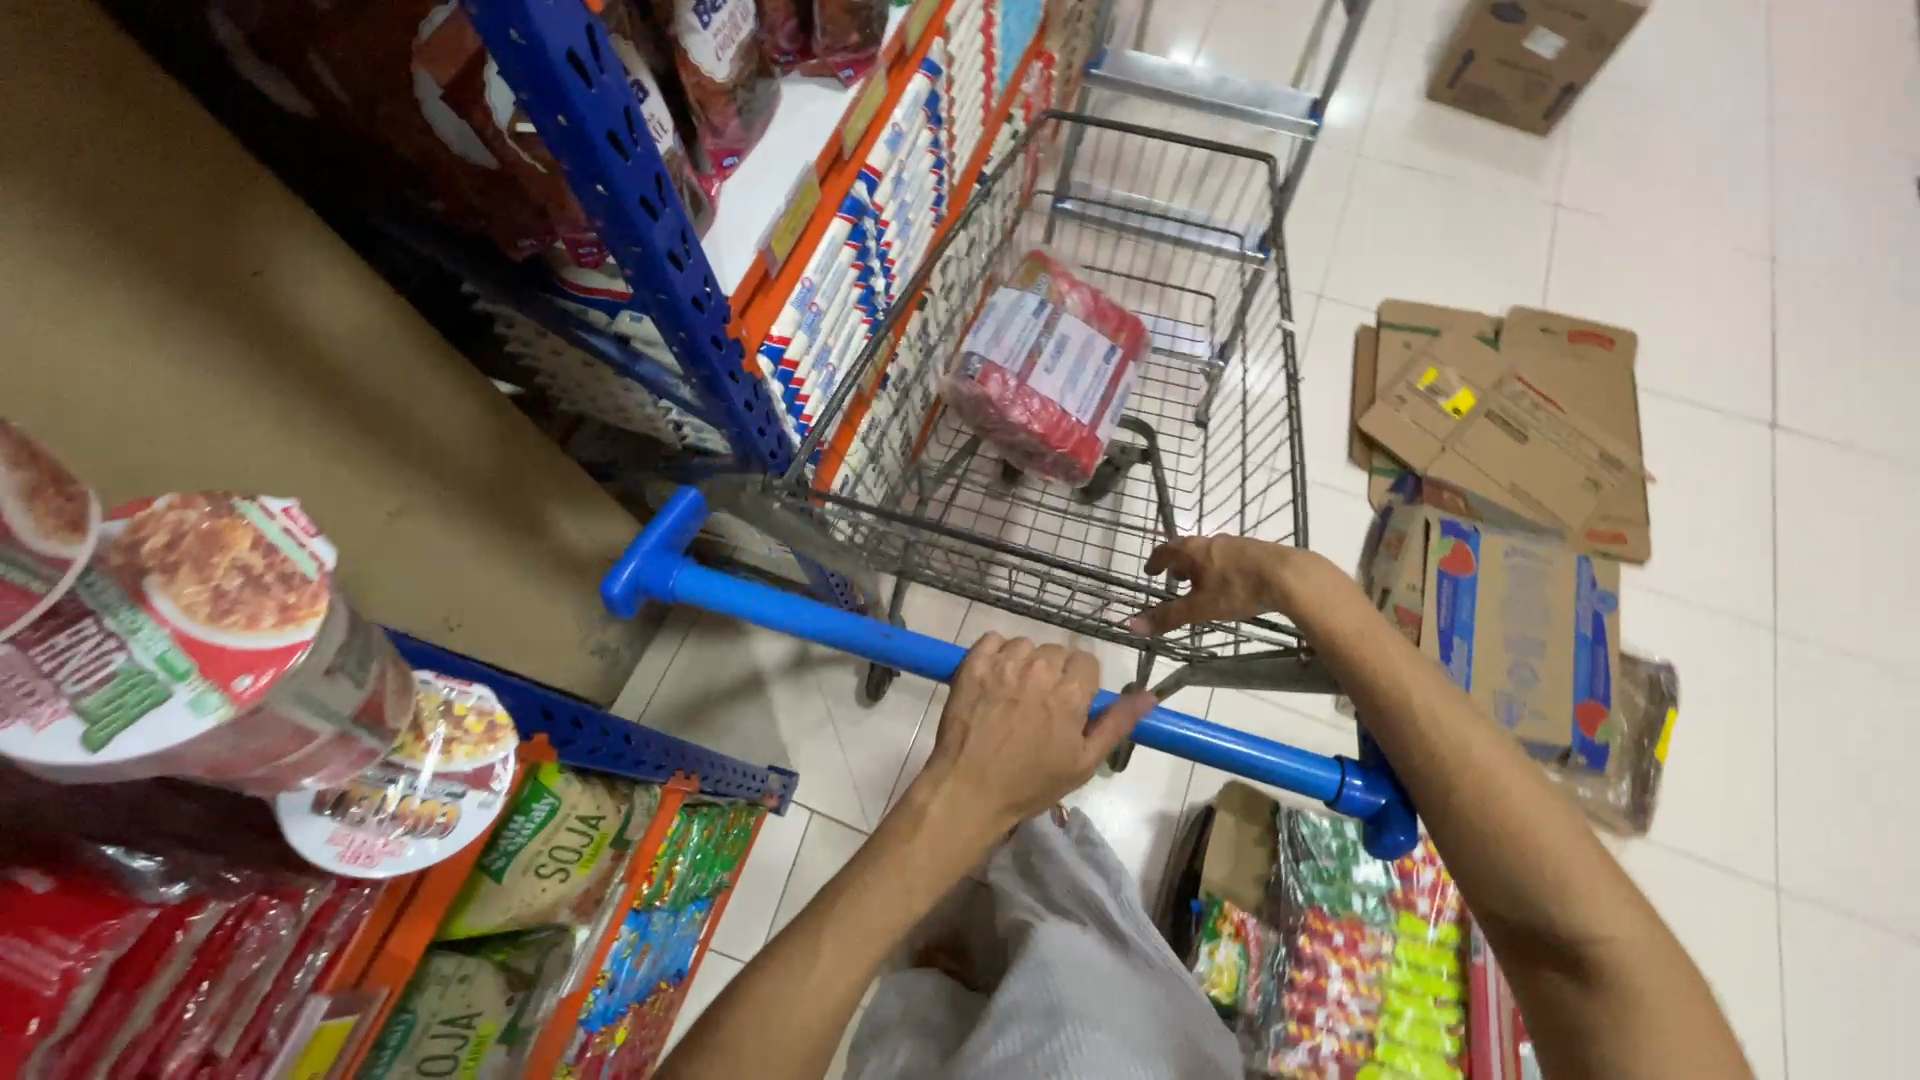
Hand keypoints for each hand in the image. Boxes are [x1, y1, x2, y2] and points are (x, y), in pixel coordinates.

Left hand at [917, 634, 1155, 834]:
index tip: (1069, 703)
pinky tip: (995, 678)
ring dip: (1025, 663)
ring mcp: (1003, 665)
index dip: (1080, 682)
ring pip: (1025, 645)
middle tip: (1040, 704)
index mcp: (1070, 693)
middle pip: (1056, 652)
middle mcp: (1039, 670)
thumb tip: (1150, 695)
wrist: (969, 789)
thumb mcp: (1084, 761)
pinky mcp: (973, 665)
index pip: (1087, 662)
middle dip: (1054, 673)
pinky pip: (993, 639)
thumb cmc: (1030, 783)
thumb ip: (1117, 723)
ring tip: (1015, 694)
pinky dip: (996, 652)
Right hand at [1127, 535, 1337, 634]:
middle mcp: (1212, 541)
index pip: (1166, 551)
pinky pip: (1230, 557)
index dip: (1156, 561)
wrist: (1288, 576)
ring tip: (1203, 583)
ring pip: (1211, 553)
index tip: (1150, 571)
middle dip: (1179, 565)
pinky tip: (1231, 583)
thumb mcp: (1199, 608)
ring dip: (1201, 566)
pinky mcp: (1257, 550)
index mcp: (1192, 551)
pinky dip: (1221, 567)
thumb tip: (1131, 625)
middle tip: (1176, 579)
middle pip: (1188, 549)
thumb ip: (1167, 617)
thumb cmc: (1235, 589)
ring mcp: (1236, 543)